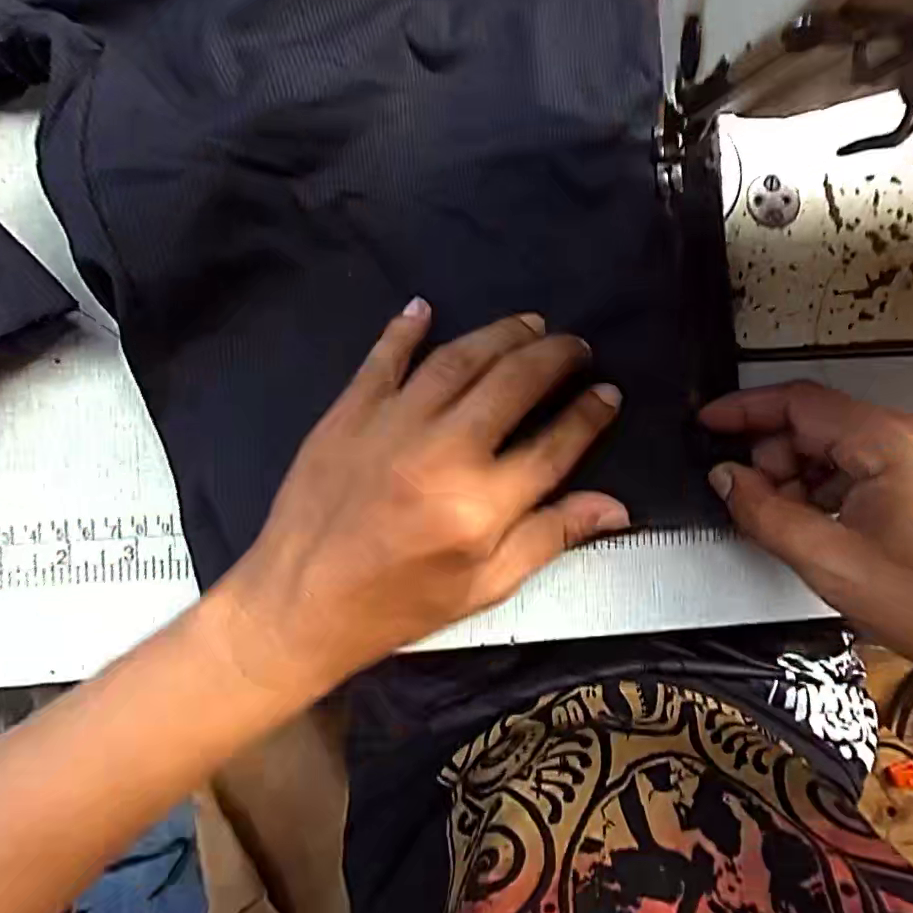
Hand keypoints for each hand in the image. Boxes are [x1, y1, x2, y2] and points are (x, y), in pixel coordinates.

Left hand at [217, 300, 627, 686]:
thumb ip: (550, 539)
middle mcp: (444, 452)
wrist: (297, 605)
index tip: (609, 392)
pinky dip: (405, 329)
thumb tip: (615, 507)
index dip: (590, 414)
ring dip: (501, 334)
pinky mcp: (349, 412)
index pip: (556, 444)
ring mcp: (393, 424)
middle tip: (576, 346)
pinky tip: (425, 307)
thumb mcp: (483, 588)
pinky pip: (384, 358)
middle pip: (515, 384)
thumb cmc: (398, 605)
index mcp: (482, 505)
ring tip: (530, 323)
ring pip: (460, 360)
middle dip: (556, 357)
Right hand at [700, 382, 912, 729]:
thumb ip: (765, 514)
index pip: (799, 402)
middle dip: (777, 460)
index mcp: (896, 442)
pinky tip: (836, 532)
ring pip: (846, 448)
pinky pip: (875, 467)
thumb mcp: (836, 566)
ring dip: (808, 481)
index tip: (707, 423)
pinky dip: (840, 491)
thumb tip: (726, 477)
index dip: (743, 409)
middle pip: (821, 425)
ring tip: (801, 531)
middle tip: (757, 506)